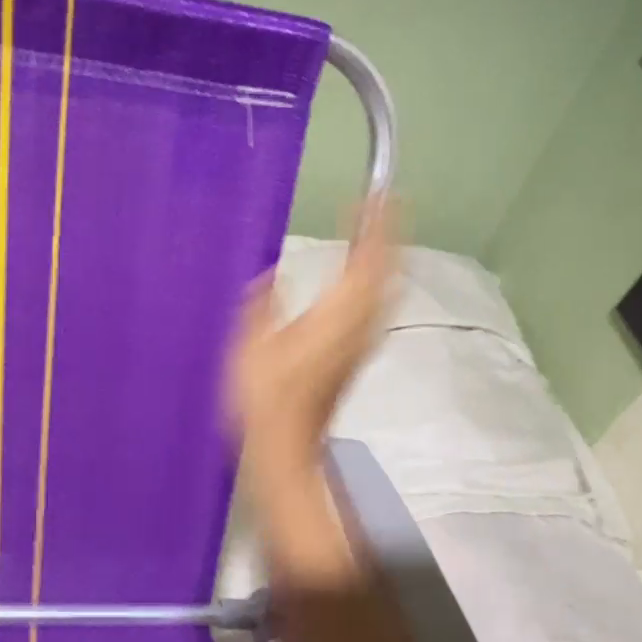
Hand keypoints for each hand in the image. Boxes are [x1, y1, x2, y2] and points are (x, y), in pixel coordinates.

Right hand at [228, 196, 398, 469]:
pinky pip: (378, 306)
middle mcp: (360, 324)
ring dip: (388, 257)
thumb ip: (263, 304)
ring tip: (379, 230)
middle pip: (387, 270)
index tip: (379, 193)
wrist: (287, 448)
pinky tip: (366, 278)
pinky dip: (379, 281)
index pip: (366, 258)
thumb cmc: (266, 399)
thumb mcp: (251, 346)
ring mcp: (363, 342)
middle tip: (387, 201)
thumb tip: (272, 276)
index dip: (375, 224)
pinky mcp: (357, 355)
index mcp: (337, 314)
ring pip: (387, 289)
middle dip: (389, 234)